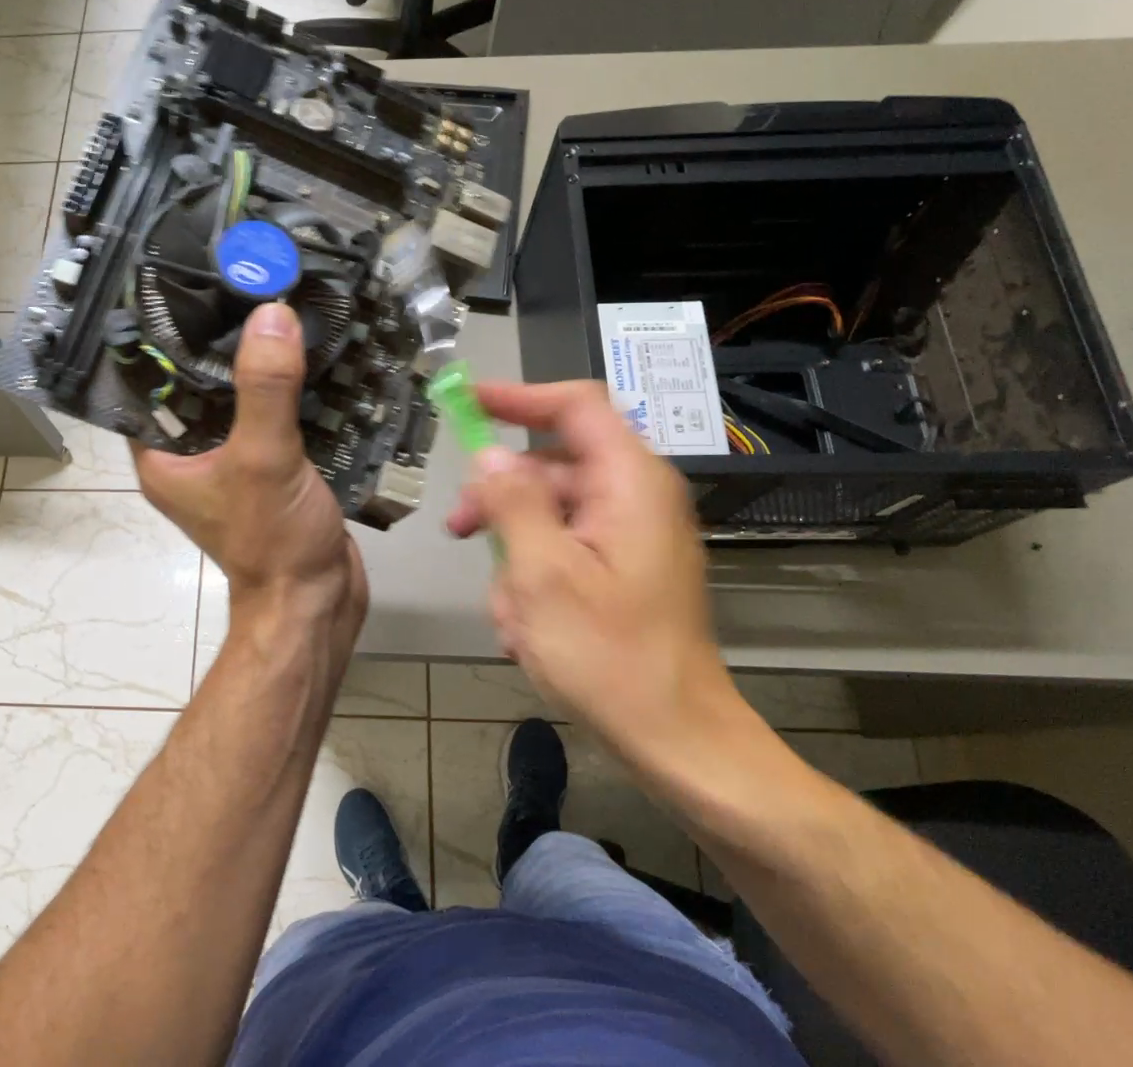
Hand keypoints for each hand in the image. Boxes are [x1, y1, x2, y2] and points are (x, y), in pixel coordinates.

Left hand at [133, 303, 367, 623]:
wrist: (317, 602)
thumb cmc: (273, 541)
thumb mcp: (263, 458)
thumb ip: (266, 387)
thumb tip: (270, 313)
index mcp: (163, 457)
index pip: (148, 382)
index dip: (164, 336)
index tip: (190, 287)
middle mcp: (191, 458)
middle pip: (201, 386)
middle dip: (225, 342)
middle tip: (250, 286)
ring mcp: (234, 465)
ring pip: (243, 401)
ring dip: (264, 365)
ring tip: (284, 309)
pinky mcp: (273, 471)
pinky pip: (276, 420)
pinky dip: (293, 394)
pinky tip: (315, 357)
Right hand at [446, 381, 754, 772]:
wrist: (674, 735)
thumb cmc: (609, 655)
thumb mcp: (542, 575)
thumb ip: (512, 504)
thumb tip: (489, 456)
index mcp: (629, 483)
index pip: (574, 406)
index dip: (517, 397)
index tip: (463, 403)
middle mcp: (636, 500)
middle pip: (552, 466)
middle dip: (501, 500)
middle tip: (458, 532)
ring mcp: (631, 539)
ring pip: (550, 517)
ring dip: (514, 558)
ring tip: (511, 616)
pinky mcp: (624, 573)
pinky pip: (565, 554)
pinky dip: (535, 582)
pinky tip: (527, 632)